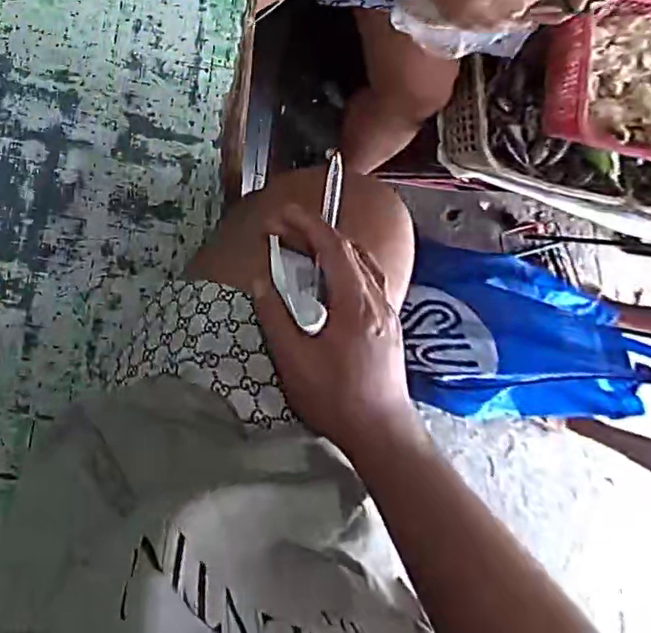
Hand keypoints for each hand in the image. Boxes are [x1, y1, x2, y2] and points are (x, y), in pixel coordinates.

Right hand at [251, 205, 418, 450]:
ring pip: (363, 261)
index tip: (280, 214)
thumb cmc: (336, 399)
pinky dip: (344, 261)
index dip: (305, 224)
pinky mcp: (388, 325)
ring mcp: (387, 312)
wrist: (384, 436)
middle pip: (349, 249)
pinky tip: (329, 274)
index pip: (333, 248)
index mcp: (355, 304)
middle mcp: (377, 300)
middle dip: (314, 230)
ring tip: (302, 243)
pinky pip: (368, 277)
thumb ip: (276, 317)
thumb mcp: (294, 360)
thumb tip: (262, 282)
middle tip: (281, 227)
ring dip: (332, 244)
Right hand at [419, 0, 542, 29]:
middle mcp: (476, 11)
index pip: (519, 4)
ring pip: (489, 28)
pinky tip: (491, 25)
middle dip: (521, 20)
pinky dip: (485, 28)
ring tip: (515, 25)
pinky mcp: (451, 18)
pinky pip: (472, 28)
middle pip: (505, 21)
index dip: (531, 0)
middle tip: (533, 21)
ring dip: (504, 27)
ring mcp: (462, 17)